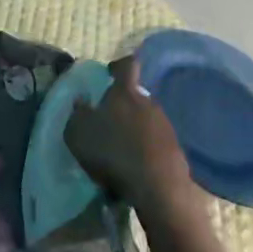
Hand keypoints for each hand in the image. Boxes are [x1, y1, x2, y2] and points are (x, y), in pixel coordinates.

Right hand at [64, 56, 200, 222]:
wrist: (157, 186)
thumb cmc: (112, 152)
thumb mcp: (78, 133)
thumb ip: (77, 113)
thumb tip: (81, 101)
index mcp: (125, 93)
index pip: (127, 65)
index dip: (118, 65)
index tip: (109, 73)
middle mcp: (149, 103)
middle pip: (135, 96)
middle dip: (121, 106)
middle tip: (106, 122)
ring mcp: (165, 126)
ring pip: (145, 119)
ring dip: (133, 129)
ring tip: (119, 150)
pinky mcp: (175, 148)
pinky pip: (155, 141)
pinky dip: (144, 149)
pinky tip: (133, 166)